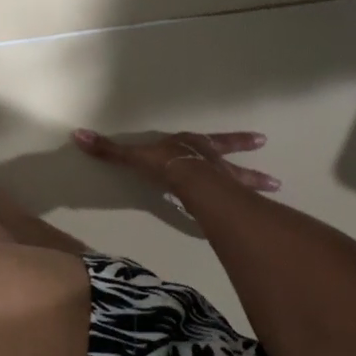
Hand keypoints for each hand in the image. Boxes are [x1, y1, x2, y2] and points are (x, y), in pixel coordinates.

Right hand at [72, 129, 280, 194]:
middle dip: (253, 171)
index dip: (236, 141)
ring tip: (275, 194)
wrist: (186, 178)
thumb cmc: (163, 163)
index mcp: (193, 146)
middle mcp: (212, 161)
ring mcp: (222, 181)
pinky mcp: (226, 201)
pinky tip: (256, 220)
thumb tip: (77, 135)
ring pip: (243, 184)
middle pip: (236, 164)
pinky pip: (238, 206)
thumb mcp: (133, 155)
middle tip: (277, 181)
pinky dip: (247, 211)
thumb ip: (108, 150)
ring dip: (256, 188)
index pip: (218, 141)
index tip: (261, 140)